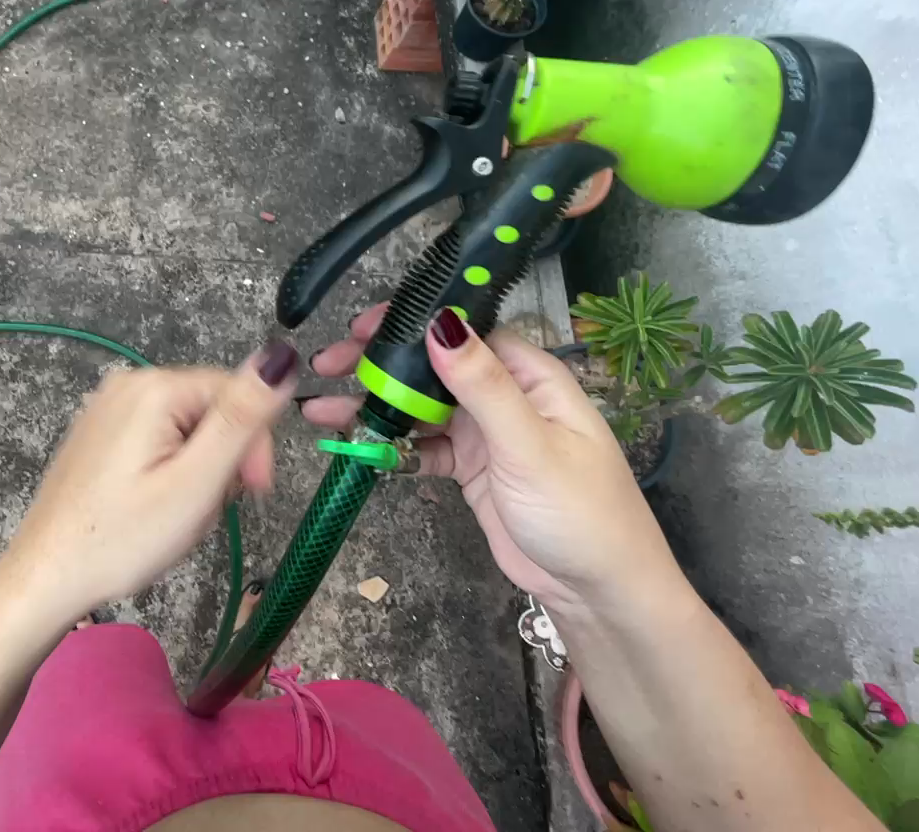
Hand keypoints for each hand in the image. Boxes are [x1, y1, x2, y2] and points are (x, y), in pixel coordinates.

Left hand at [2, 342, 299, 620]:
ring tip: (176, 515)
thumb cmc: (124, 537)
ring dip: (196, 470)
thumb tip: (281, 356)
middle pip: (209, 409)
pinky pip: (155, 438)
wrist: (47, 577)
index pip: (236, 393)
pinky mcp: (97, 431)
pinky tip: (151, 506)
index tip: (254, 494)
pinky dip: (167, 470)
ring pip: (185, 428)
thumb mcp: (196, 482)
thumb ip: (241, 418)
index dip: (254, 444)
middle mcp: (127, 382)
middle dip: (221, 460)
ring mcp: (106, 406)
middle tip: (204, 511)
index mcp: (155, 387)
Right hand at [300, 306, 678, 612]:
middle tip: (327, 365)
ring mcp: (483, 433)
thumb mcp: (528, 446)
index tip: (362, 328)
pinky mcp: (468, 467)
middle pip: (430, 368)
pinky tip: (354, 447)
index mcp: (529, 378)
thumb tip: (440, 324)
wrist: (596, 595)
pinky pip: (419, 447)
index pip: (464, 332)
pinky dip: (388, 446)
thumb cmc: (579, 513)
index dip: (412, 323)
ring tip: (321, 412)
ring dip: (372, 408)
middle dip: (377, 366)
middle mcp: (503, 396)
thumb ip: (483, 386)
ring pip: (418, 408)